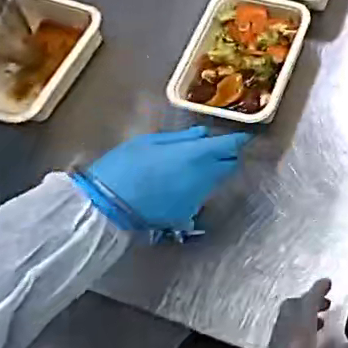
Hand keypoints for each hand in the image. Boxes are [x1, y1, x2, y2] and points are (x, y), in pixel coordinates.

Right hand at [79, 126, 249, 230]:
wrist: (107, 206)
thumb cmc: (124, 166)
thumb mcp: (148, 142)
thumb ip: (181, 138)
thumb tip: (203, 134)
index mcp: (196, 154)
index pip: (231, 146)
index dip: (238, 140)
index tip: (241, 136)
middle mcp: (205, 176)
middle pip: (230, 164)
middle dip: (227, 156)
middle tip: (214, 149)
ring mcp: (200, 197)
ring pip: (217, 180)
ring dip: (212, 171)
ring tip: (189, 166)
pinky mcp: (191, 213)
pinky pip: (201, 196)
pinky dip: (196, 188)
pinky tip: (177, 185)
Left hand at [208, 280, 347, 347]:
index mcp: (296, 336)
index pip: (305, 303)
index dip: (317, 290)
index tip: (327, 282)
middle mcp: (281, 341)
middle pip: (291, 311)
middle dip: (308, 302)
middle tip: (326, 303)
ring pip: (286, 326)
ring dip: (303, 320)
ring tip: (323, 326)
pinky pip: (283, 341)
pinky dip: (298, 336)